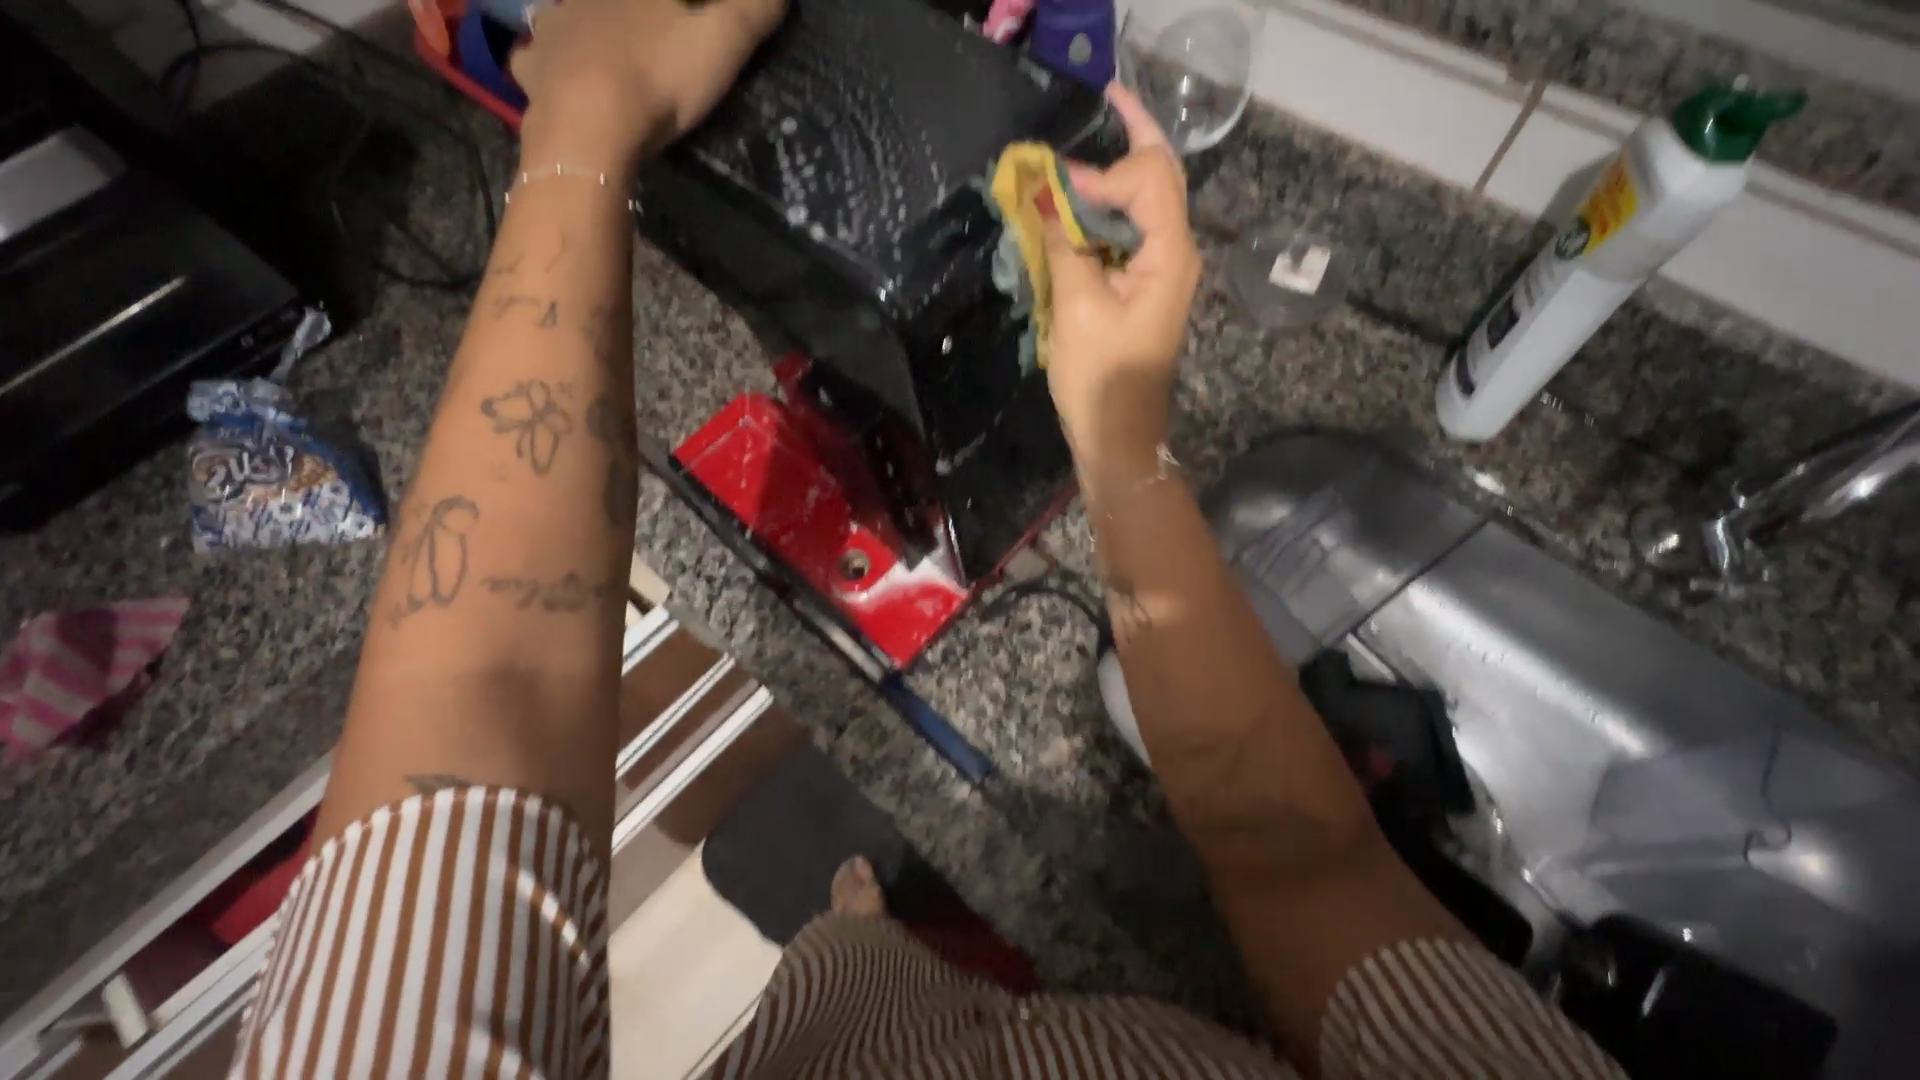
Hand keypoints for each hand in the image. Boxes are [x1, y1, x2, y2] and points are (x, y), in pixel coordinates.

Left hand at [510, 0, 787, 169]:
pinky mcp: (533, 74)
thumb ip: (753, 9)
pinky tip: (554, 75)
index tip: (687, 22)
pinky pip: (533, 59)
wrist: (590, 128)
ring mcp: (551, 31)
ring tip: (600, 49)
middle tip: (649, 33)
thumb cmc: (660, 77)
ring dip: (578, 26)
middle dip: (628, 11)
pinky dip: (543, 63)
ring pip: (562, 15)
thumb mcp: (722, 42)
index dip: (681, 8)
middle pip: (606, 2)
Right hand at [1043, 84, 1202, 463]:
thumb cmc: (1100, 379)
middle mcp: (1175, 251)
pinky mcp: (1143, 288)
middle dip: (1125, 145)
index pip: (1148, 175)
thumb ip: (1065, 242)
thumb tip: (1044, 191)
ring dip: (1108, 183)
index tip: (1052, 185)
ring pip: (1143, 204)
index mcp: (1170, 253)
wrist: (1118, 438)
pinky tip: (1071, 218)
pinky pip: (1127, 235)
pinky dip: (1100, 219)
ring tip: (1068, 170)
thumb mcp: (1077, 307)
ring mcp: (1162, 270)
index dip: (1100, 169)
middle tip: (1093, 116)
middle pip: (1158, 177)